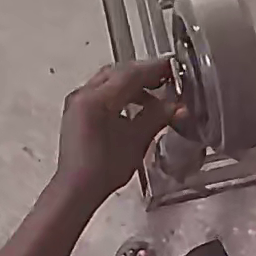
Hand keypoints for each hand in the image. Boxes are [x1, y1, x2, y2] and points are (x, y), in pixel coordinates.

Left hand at [52, 60, 178, 206]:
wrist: (76, 189)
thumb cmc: (105, 169)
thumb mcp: (136, 141)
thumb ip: (157, 117)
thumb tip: (179, 106)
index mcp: (97, 100)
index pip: (130, 74)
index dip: (154, 69)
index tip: (173, 66)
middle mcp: (84, 95)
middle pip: (118, 72)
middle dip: (143, 73)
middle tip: (167, 77)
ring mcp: (78, 101)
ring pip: (109, 80)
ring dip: (132, 83)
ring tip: (155, 94)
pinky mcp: (77, 110)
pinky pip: (101, 91)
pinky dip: (120, 92)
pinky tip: (136, 105)